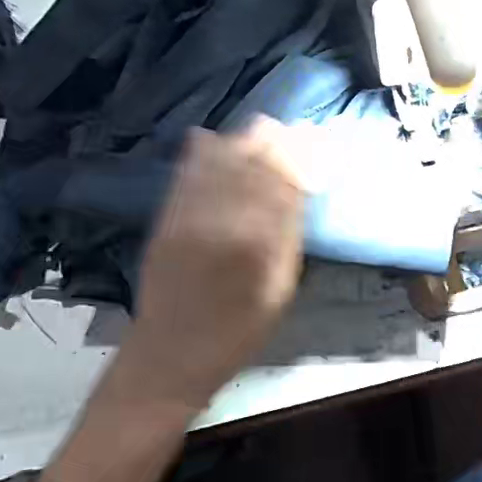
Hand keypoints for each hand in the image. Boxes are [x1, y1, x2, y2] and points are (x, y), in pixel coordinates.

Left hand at [125, 119, 304, 401]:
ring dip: (241, 140)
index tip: (315, 137)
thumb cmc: (239, 329)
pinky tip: (208, 137)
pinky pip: (186, 173)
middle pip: (252, 161)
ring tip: (260, 129)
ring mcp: (189, 213)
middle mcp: (223, 216)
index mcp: (258, 238)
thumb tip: (299, 192)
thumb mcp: (281, 288)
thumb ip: (288, 237)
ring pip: (219, 160)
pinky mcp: (166, 217)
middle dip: (275, 140)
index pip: (284, 179)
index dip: (300, 153)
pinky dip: (200, 152)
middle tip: (293, 130)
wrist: (171, 352)